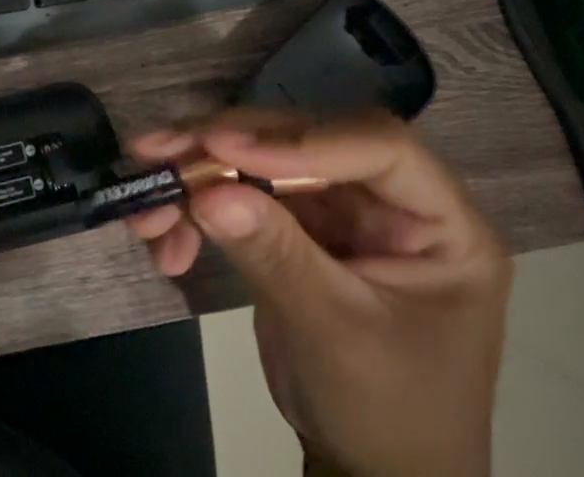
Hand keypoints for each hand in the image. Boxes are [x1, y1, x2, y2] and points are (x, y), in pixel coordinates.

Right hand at [128, 111, 511, 476]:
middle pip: (300, 145)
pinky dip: (191, 216)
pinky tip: (161, 243)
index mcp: (439, 225)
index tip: (222, 149)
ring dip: (192, 183)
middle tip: (154, 153)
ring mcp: (335, 217)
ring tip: (144, 215)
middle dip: (221, 150)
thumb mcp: (336, 333)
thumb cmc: (385, 408)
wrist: (369, 468)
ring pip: (255, 168)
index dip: (301, 140)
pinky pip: (234, 202)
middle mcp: (386, 205)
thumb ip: (277, 256)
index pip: (378, 149)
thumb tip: (206, 193)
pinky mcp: (290, 233)